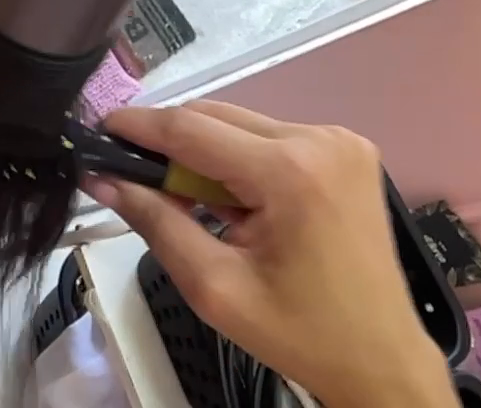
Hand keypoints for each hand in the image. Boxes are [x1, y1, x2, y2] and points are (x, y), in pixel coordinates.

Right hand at [86, 105, 455, 407]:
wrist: (383, 363)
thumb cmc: (301, 334)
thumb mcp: (213, 287)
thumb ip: (153, 222)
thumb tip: (101, 177)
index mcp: (291, 172)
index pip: (190, 128)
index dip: (137, 126)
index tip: (97, 130)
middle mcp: (318, 139)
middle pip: (212, 116)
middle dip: (168, 144)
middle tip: (138, 181)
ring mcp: (336, 139)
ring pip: (235, 123)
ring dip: (202, 153)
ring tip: (190, 203)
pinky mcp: (343, 148)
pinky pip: (263, 135)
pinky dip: (234, 158)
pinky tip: (230, 200)